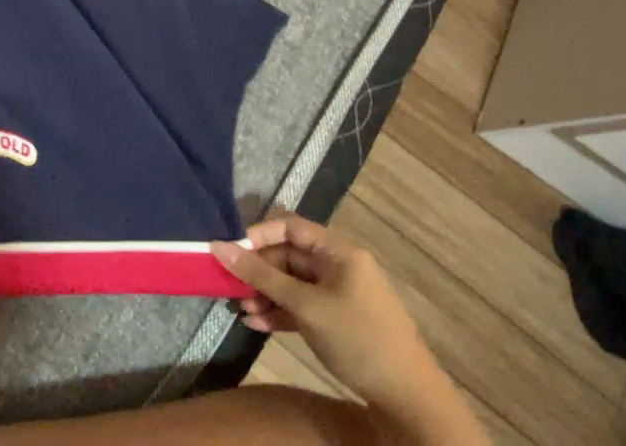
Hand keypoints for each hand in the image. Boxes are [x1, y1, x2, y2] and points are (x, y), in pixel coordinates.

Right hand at [212, 213, 437, 407]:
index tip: (231, 251)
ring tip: (243, 312)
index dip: (259, 234)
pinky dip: (278, 312)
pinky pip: (298, 305)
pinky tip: (257, 324)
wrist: (408, 398)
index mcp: (339, 254)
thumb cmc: (358, 338)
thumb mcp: (305, 305)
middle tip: (232, 288)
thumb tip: (217, 246)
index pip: (291, 228)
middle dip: (257, 273)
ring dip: (263, 295)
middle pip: (286, 257)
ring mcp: (337, 295)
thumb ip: (260, 275)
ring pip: (289, 283)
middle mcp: (338, 268)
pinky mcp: (334, 319)